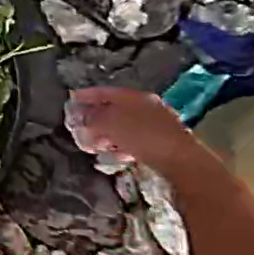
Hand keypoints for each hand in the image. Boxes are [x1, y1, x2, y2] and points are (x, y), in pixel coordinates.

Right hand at [64, 86, 217, 178]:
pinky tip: (111, 156)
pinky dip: (120, 146)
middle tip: (78, 126)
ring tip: (92, 145)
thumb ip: (90, 117)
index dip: (85, 95)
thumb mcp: (108, 123)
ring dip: (106, 135)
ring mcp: (158, 125)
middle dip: (94, 118)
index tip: (69, 99)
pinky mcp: (163, 143)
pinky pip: (135, 141)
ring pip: (124, 126)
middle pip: (114, 109)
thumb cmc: (142, 136)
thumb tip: (81, 116)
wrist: (183, 163)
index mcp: (135, 97)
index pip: (104, 92)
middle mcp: (148, 107)